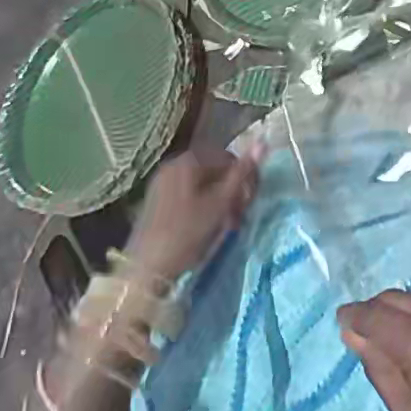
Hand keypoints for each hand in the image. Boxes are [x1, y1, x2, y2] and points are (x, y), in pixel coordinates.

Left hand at [125, 142, 262, 279]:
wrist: (147, 268)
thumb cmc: (187, 233)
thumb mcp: (219, 204)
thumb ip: (241, 173)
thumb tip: (263, 143)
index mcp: (188, 161)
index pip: (228, 157)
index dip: (244, 177)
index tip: (251, 201)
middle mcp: (173, 165)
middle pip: (213, 170)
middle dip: (232, 190)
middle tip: (240, 215)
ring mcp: (163, 182)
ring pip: (201, 183)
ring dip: (219, 199)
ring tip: (227, 224)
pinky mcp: (157, 199)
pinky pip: (188, 193)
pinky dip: (203, 204)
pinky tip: (208, 226)